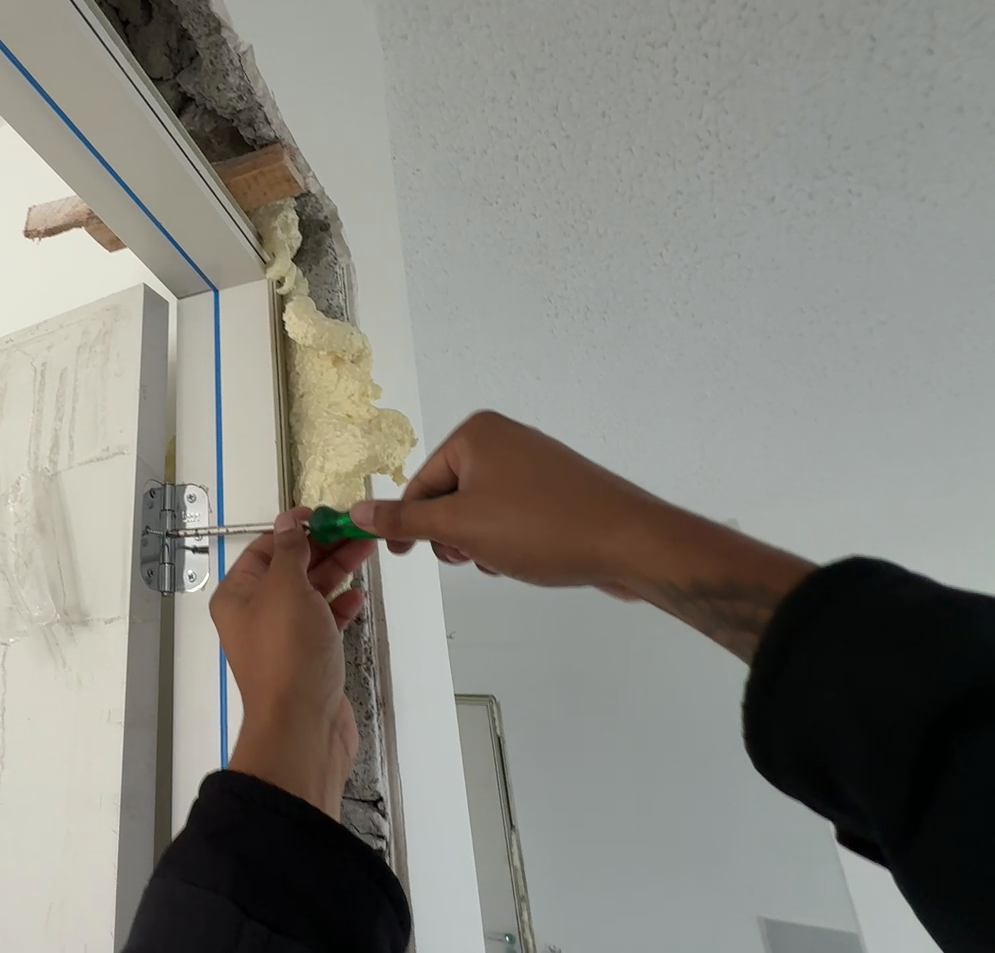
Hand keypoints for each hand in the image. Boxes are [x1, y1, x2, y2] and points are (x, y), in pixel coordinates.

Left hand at [210, 507, 375, 818]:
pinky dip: (340, 605)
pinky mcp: (307, 657)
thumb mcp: (286, 589)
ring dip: (336, 570)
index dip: (292, 529)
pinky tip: (359, 594)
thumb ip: (290, 552)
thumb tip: (288, 522)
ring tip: (367, 549)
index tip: (323, 514)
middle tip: (357, 529)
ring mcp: (282, 636)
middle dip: (321, 547)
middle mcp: (255, 613)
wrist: (302, 727)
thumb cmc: (288, 651)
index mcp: (237, 594)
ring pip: (309, 592)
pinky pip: (323, 621)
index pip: (264, 549)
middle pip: (290, 568)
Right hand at [351, 411, 814, 661]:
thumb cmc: (540, 528)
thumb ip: (403, 519)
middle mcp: (503, 437)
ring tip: (501, 560)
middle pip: (448, 494)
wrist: (638, 545)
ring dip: (478, 539)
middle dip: (452, 533)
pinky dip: (507, 536)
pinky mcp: (559, 485)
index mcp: (475, 434)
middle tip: (468, 558)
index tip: (403, 556)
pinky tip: (524, 556)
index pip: (420, 483)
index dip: (410, 523)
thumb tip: (356, 511)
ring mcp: (534, 460)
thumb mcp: (459, 527)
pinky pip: (511, 510)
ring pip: (479, 507)